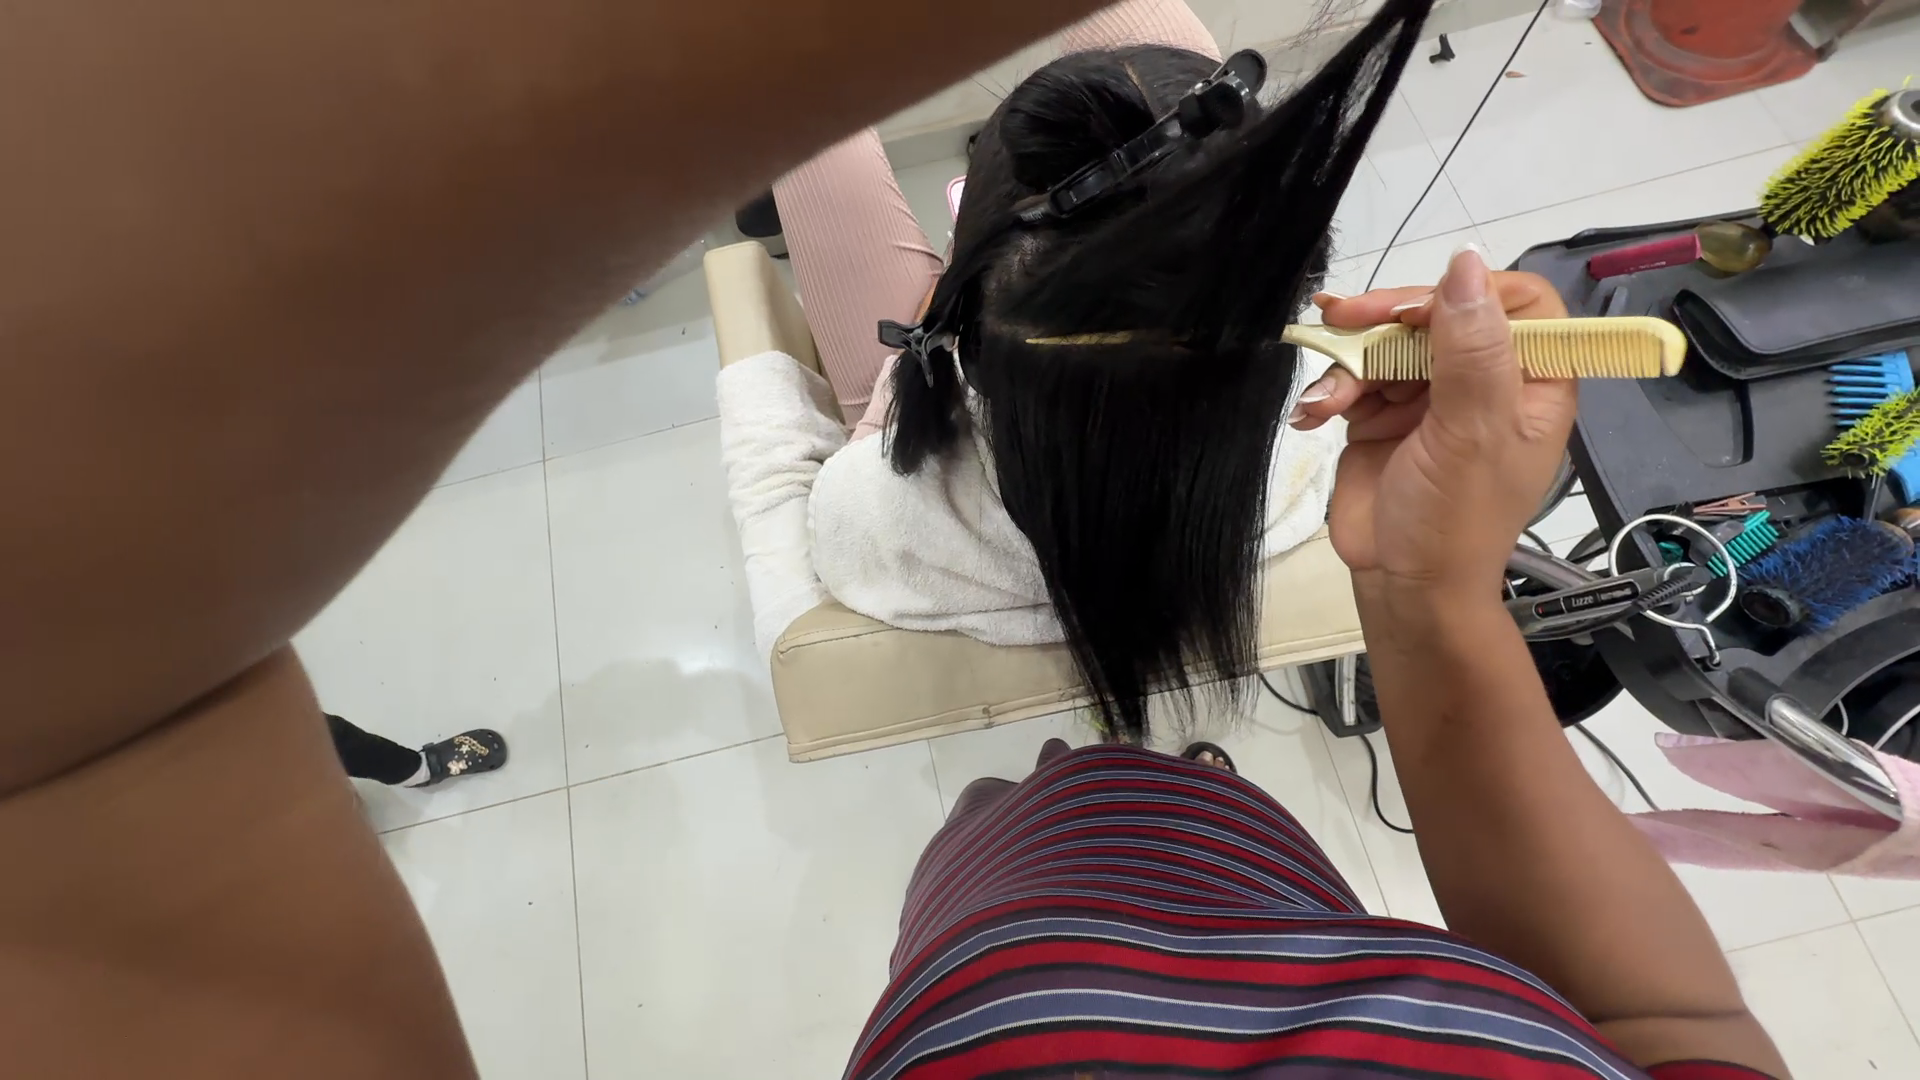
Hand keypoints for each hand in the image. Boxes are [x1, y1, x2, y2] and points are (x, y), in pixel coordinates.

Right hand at [1293, 250, 1577, 601]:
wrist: (1401, 581)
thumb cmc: (1454, 518)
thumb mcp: (1470, 432)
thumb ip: (1469, 349)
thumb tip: (1463, 261)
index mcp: (1529, 379)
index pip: (1512, 303)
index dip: (1461, 295)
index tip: (1411, 313)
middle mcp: (1479, 381)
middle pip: (1434, 318)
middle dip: (1383, 322)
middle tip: (1337, 316)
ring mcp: (1425, 400)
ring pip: (1384, 349)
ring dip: (1346, 369)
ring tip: (1324, 405)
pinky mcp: (1379, 419)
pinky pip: (1351, 383)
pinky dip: (1328, 395)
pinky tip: (1312, 415)